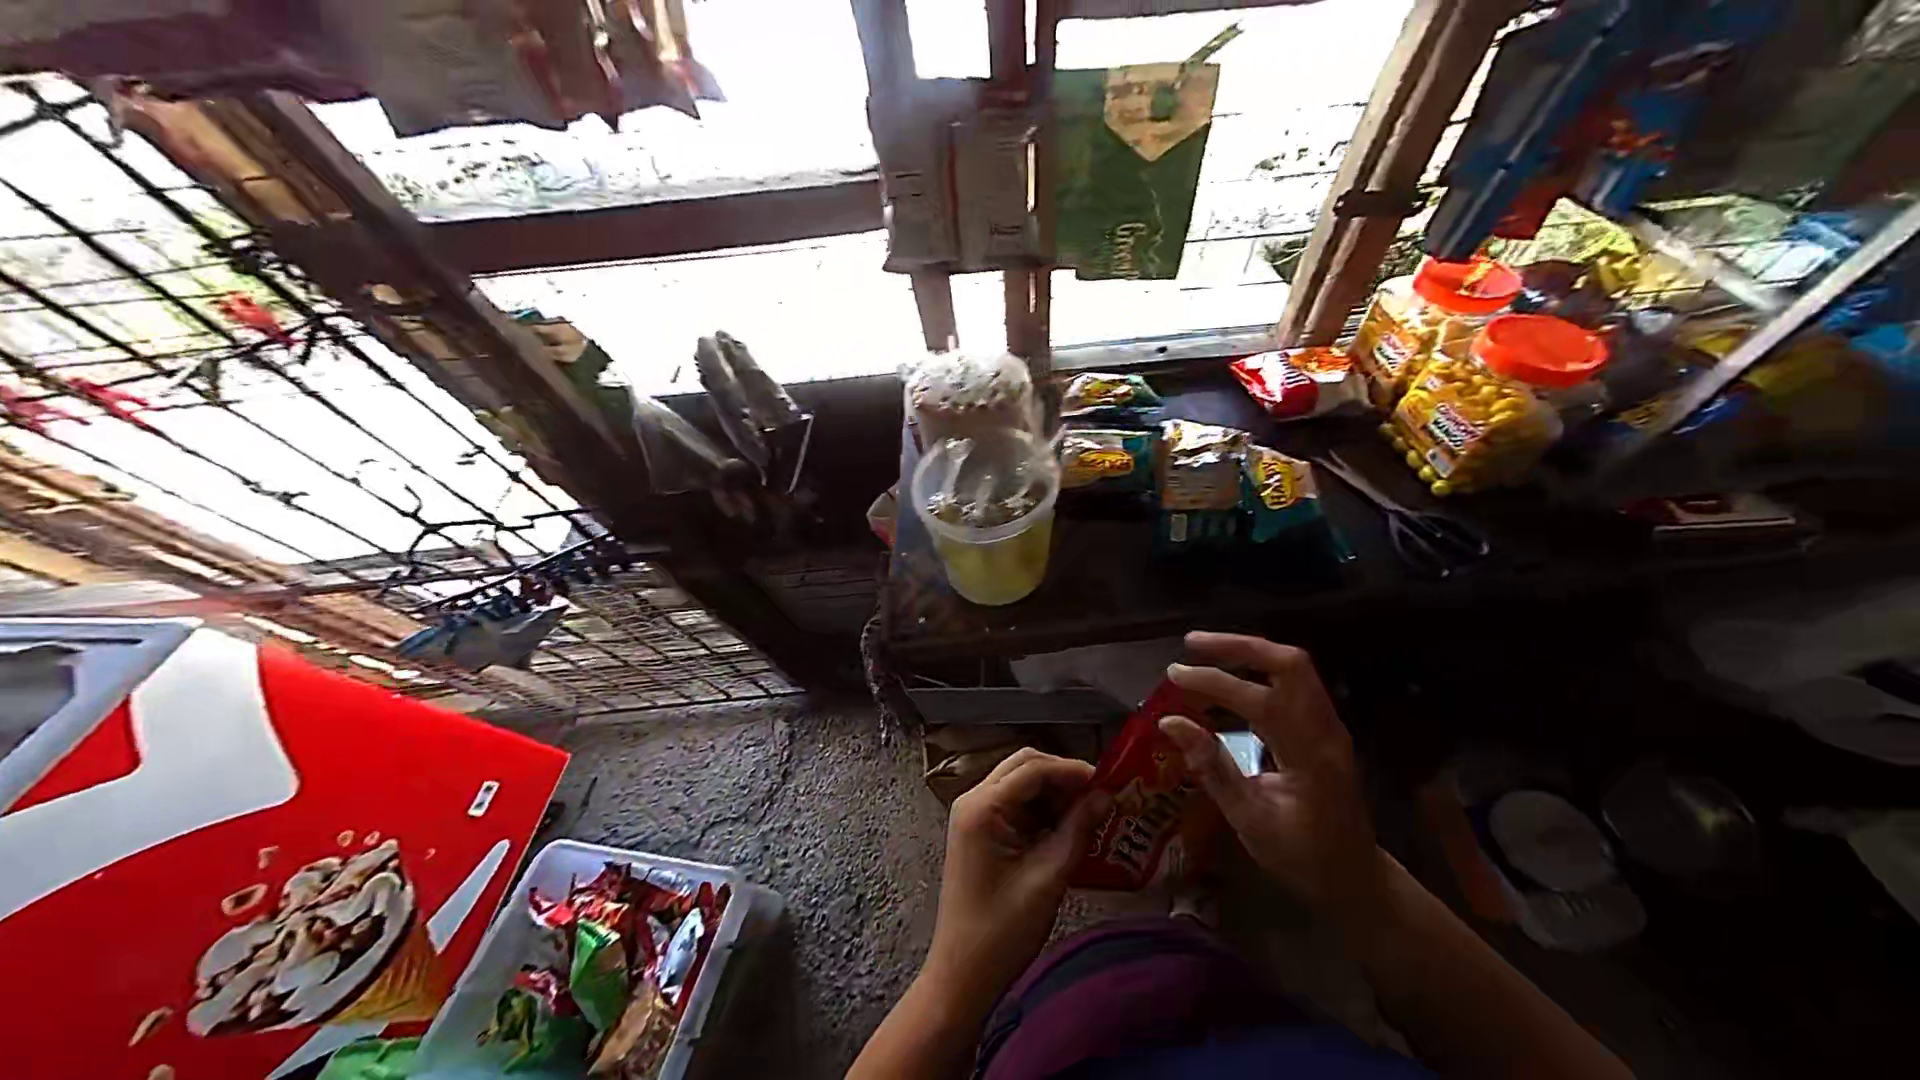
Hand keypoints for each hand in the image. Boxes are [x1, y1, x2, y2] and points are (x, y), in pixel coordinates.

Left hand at [922, 748, 1110, 1017]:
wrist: (962, 975)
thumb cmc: (1001, 933)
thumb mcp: (1047, 879)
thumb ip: (1077, 831)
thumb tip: (1104, 796)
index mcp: (982, 808)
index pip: (1032, 768)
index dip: (1073, 770)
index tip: (1109, 781)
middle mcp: (973, 801)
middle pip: (1024, 766)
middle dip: (1064, 777)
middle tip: (1101, 795)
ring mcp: (975, 815)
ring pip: (1021, 783)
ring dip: (1055, 793)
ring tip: (1091, 812)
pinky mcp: (982, 832)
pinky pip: (1017, 805)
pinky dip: (1043, 810)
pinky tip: (1069, 827)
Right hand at [1158, 632, 1384, 919]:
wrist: (1355, 878)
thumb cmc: (1301, 858)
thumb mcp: (1250, 822)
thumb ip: (1212, 769)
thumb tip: (1170, 722)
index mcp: (1311, 758)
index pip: (1263, 702)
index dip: (1215, 683)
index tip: (1174, 675)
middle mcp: (1327, 732)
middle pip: (1291, 665)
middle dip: (1239, 647)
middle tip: (1193, 644)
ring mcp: (1330, 727)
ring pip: (1294, 668)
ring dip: (1248, 652)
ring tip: (1204, 651)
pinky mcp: (1323, 728)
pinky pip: (1293, 682)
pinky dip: (1258, 669)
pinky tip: (1229, 675)